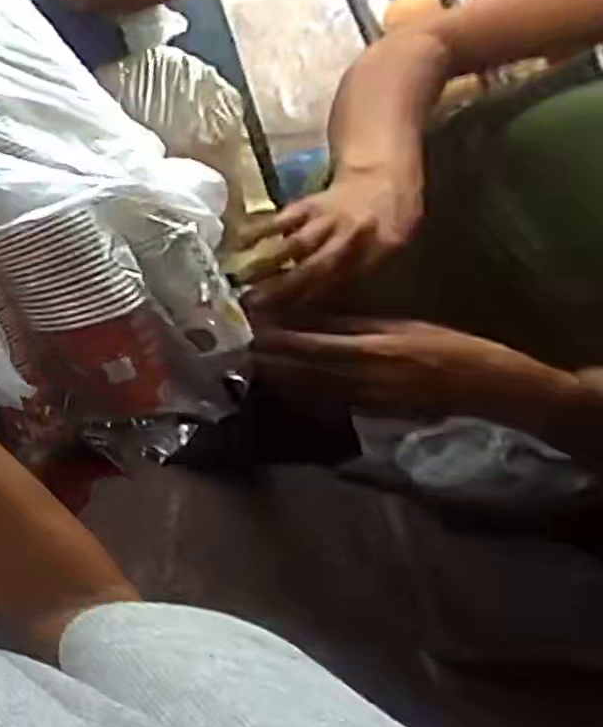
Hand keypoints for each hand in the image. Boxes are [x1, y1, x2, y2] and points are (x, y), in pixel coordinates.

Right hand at [240, 169, 422, 307]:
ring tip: (242, 279)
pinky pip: (278, 221)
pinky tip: (238, 245)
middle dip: (286, 286)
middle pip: (317, 265)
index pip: (344, 279)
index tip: (285, 311)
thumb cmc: (386, 218)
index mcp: (381, 249)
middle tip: (256, 301)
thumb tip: (318, 297)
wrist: (382, 178)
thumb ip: (359, 269)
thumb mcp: (389, 245)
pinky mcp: (306, 206)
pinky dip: (256, 233)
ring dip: (268, 263)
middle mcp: (354, 235)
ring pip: (296, 245)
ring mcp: (328, 219)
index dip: (314, 296)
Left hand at [255, 317, 581, 425]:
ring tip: (236, 359)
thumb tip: (298, 314)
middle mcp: (361, 378)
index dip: (271, 337)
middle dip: (259, 355)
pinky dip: (289, 390)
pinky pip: (316, 400)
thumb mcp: (402, 327)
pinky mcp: (364, 411)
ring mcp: (361, 399)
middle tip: (225, 343)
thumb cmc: (454, 349)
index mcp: (373, 351)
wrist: (501, 392)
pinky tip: (269, 381)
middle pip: (295, 367)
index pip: (306, 344)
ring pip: (299, 386)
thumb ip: (348, 323)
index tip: (241, 325)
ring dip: (267, 373)